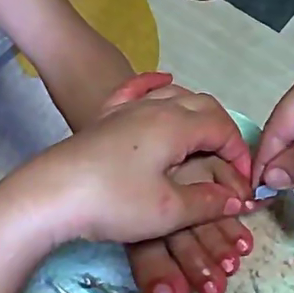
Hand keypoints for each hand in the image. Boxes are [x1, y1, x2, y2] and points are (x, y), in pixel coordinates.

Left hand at [0, 89, 255, 252]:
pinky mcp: (106, 117)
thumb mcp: (168, 211)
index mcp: (177, 124)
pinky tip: (163, 81)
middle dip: (223, 132)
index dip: (240, 154)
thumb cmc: (114, 202)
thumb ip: (208, 202)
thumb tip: (236, 200)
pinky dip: (157, 85)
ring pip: (174, 94)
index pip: (223, 128)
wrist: (50, 195)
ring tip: (203, 138)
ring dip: (196, 113)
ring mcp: (128, 108)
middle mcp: (156, 107)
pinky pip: (138, 90)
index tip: (243, 185)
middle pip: (203, 105)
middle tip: (228, 166)